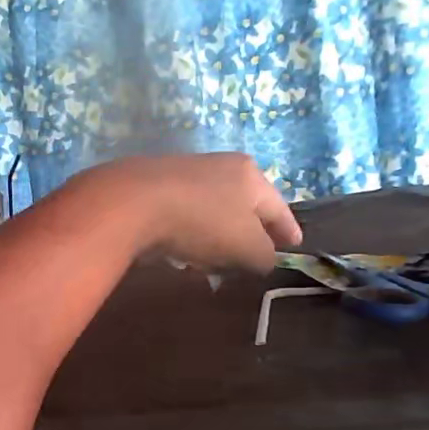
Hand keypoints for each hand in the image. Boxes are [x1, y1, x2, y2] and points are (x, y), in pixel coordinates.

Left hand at [65, 153, 302, 272]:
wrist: (133, 203)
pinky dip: (193, 235)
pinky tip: (185, 254)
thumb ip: (265, 255)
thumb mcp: (247, 248)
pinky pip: (188, 216)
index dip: (288, 230)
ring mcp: (188, 174)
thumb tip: (264, 257)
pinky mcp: (159, 187)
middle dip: (252, 234)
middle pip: (246, 207)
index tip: (295, 246)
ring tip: (217, 263)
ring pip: (216, 212)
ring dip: (219, 238)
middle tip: (255, 258)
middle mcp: (222, 166)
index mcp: (250, 175)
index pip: (278, 207)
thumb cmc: (202, 222)